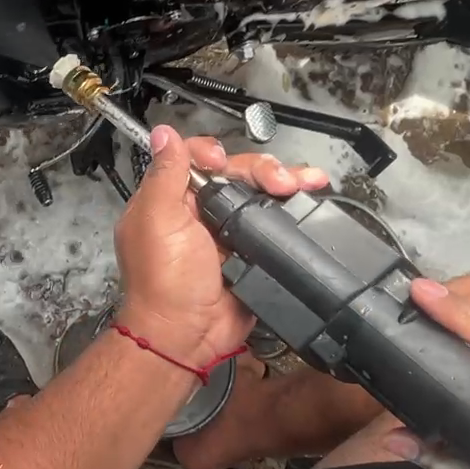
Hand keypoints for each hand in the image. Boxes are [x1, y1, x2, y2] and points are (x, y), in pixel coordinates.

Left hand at [114, 125, 327, 371]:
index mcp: (168, 201)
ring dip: (284, 180)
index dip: (212, 153)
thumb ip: (164, 175)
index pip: (193, 159)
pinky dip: (295, 205)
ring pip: (259, 192)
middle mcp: (197, 213)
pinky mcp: (253, 250)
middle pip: (234, 172)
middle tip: (279, 181)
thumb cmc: (164, 280)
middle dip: (259, 168)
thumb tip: (161, 133)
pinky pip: (275, 220)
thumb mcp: (157, 220)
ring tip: (303, 183)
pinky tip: (313, 194)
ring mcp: (227, 232)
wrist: (188, 335)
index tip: (222, 161)